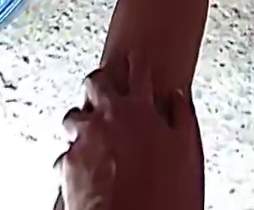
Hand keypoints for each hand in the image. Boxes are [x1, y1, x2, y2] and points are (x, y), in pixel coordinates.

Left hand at [60, 56, 203, 209]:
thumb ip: (181, 118)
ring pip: (75, 115)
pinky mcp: (68, 167)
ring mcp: (85, 141)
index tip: (136, 57)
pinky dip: (75, 158)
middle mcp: (108, 118)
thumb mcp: (186, 153)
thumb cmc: (162, 199)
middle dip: (101, 80)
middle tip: (107, 85)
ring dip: (83, 119)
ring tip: (92, 127)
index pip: (138, 68)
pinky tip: (85, 165)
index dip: (137, 60)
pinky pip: (66, 154)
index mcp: (139, 109)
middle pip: (97, 81)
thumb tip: (178, 98)